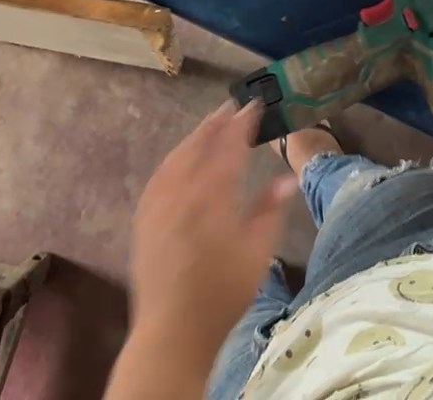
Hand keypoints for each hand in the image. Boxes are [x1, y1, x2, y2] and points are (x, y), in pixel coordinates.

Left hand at [129, 101, 295, 356]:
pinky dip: (174, 157)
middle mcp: (183, 189)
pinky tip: (179, 157)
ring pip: (177, 156)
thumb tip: (287, 178)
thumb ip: (271, 210)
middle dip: (218, 122)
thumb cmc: (223, 292)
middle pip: (201, 144)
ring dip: (196, 136)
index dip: (244, 121)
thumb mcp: (258, 252)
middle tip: (233, 104)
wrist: (173, 328)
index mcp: (214, 193)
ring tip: (210, 123)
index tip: (256, 104)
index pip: (231, 145)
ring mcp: (159, 201)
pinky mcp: (144, 217)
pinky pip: (160, 174)